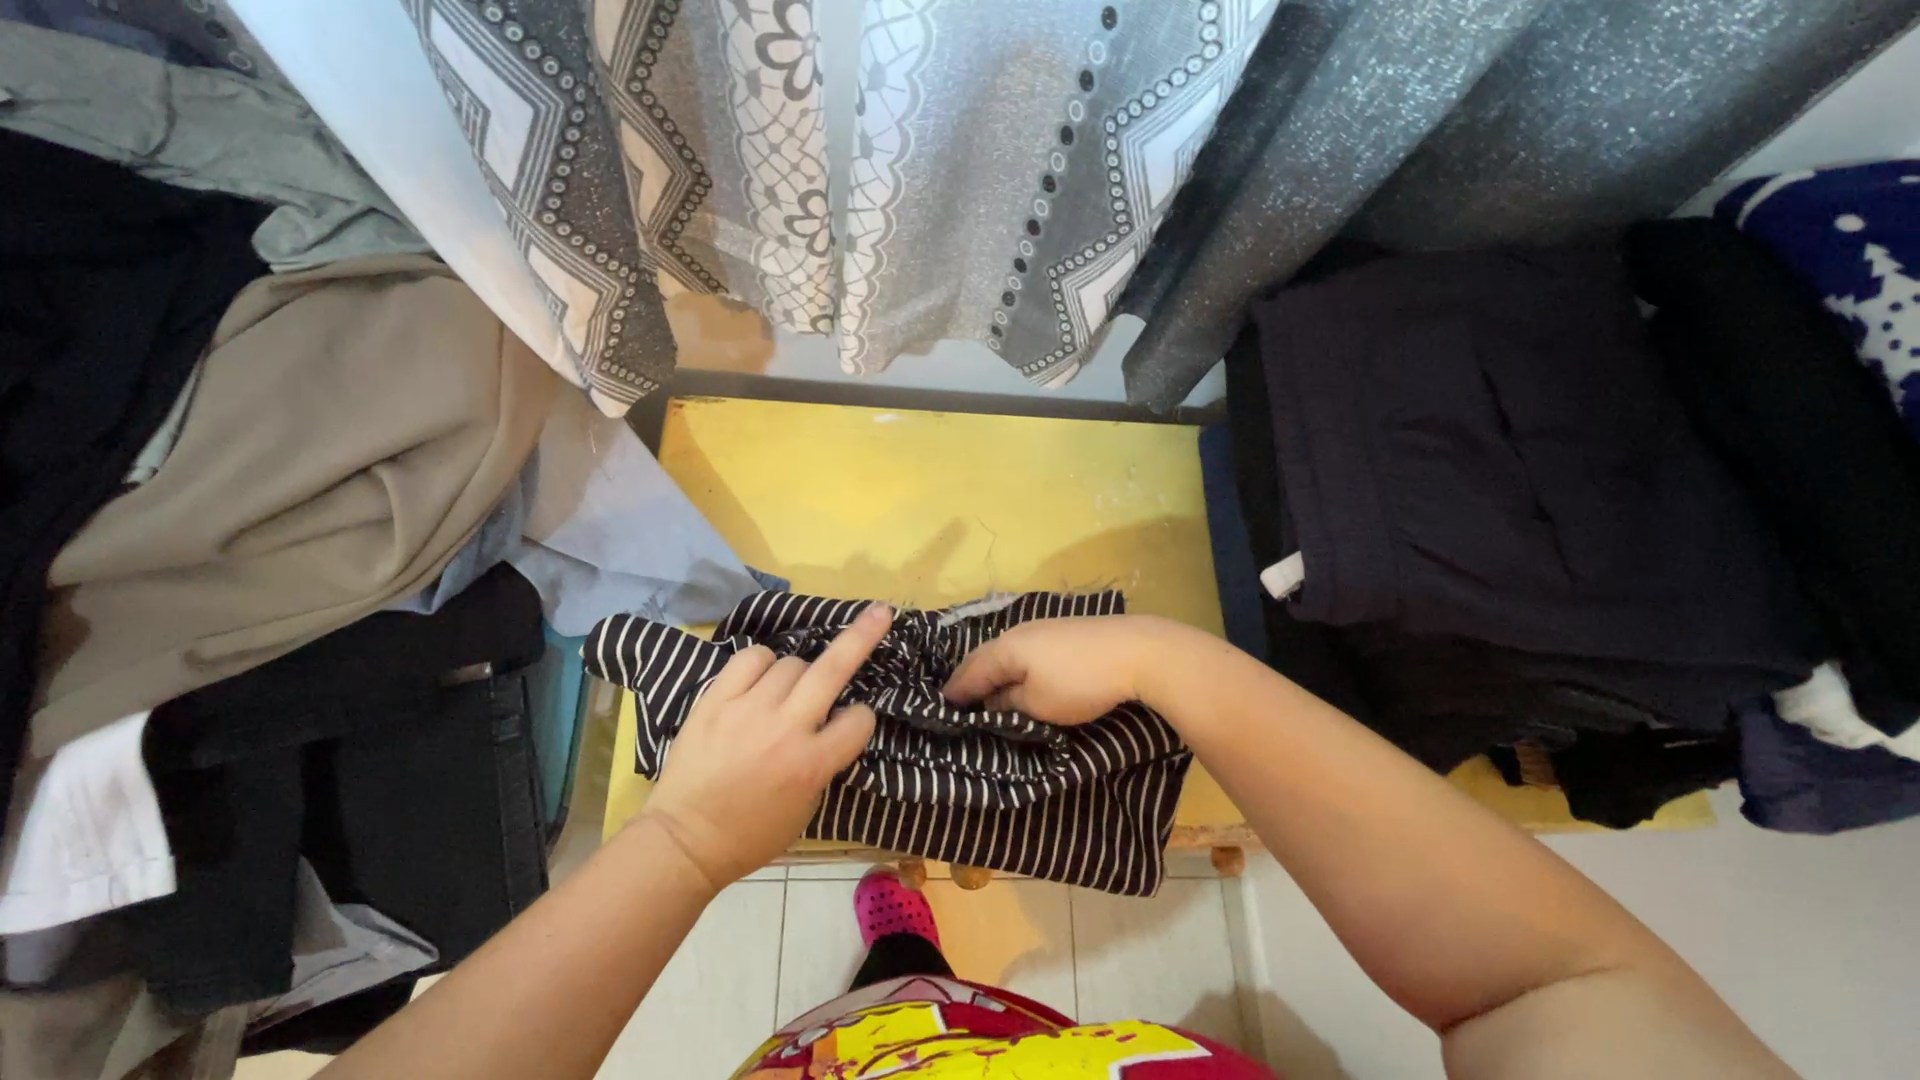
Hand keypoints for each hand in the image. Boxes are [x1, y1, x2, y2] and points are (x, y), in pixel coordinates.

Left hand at [640, 604, 888, 890]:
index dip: (860, 720)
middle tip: (880, 612)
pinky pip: (749, 659)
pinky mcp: (715, 700)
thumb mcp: (807, 806)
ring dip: (799, 673)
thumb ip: (825, 760)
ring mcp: (747, 710)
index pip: (858, 720)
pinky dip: (762, 663)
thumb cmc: (753, 833)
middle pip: (832, 670)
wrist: (686, 839)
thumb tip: (831, 721)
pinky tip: (760, 678)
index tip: (850, 724)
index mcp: (812, 765)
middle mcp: (784, 730)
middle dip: (862, 636)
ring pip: (791, 663)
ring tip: (786, 692)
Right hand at [941, 615, 1189, 724]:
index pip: (968, 673)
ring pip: (1006, 653)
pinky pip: (1026, 651)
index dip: (954, 694)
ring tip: (986, 693)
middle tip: (957, 702)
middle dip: (970, 680)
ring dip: (994, 673)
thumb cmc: (1080, 681)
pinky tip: (1019, 677)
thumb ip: (1007, 703)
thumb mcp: (1037, 704)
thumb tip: (989, 702)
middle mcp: (1018, 632)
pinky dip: (1015, 667)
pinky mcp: (1064, 633)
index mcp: (1004, 648)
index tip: (939, 711)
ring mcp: (1043, 628)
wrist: (1137, 651)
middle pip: (984, 658)